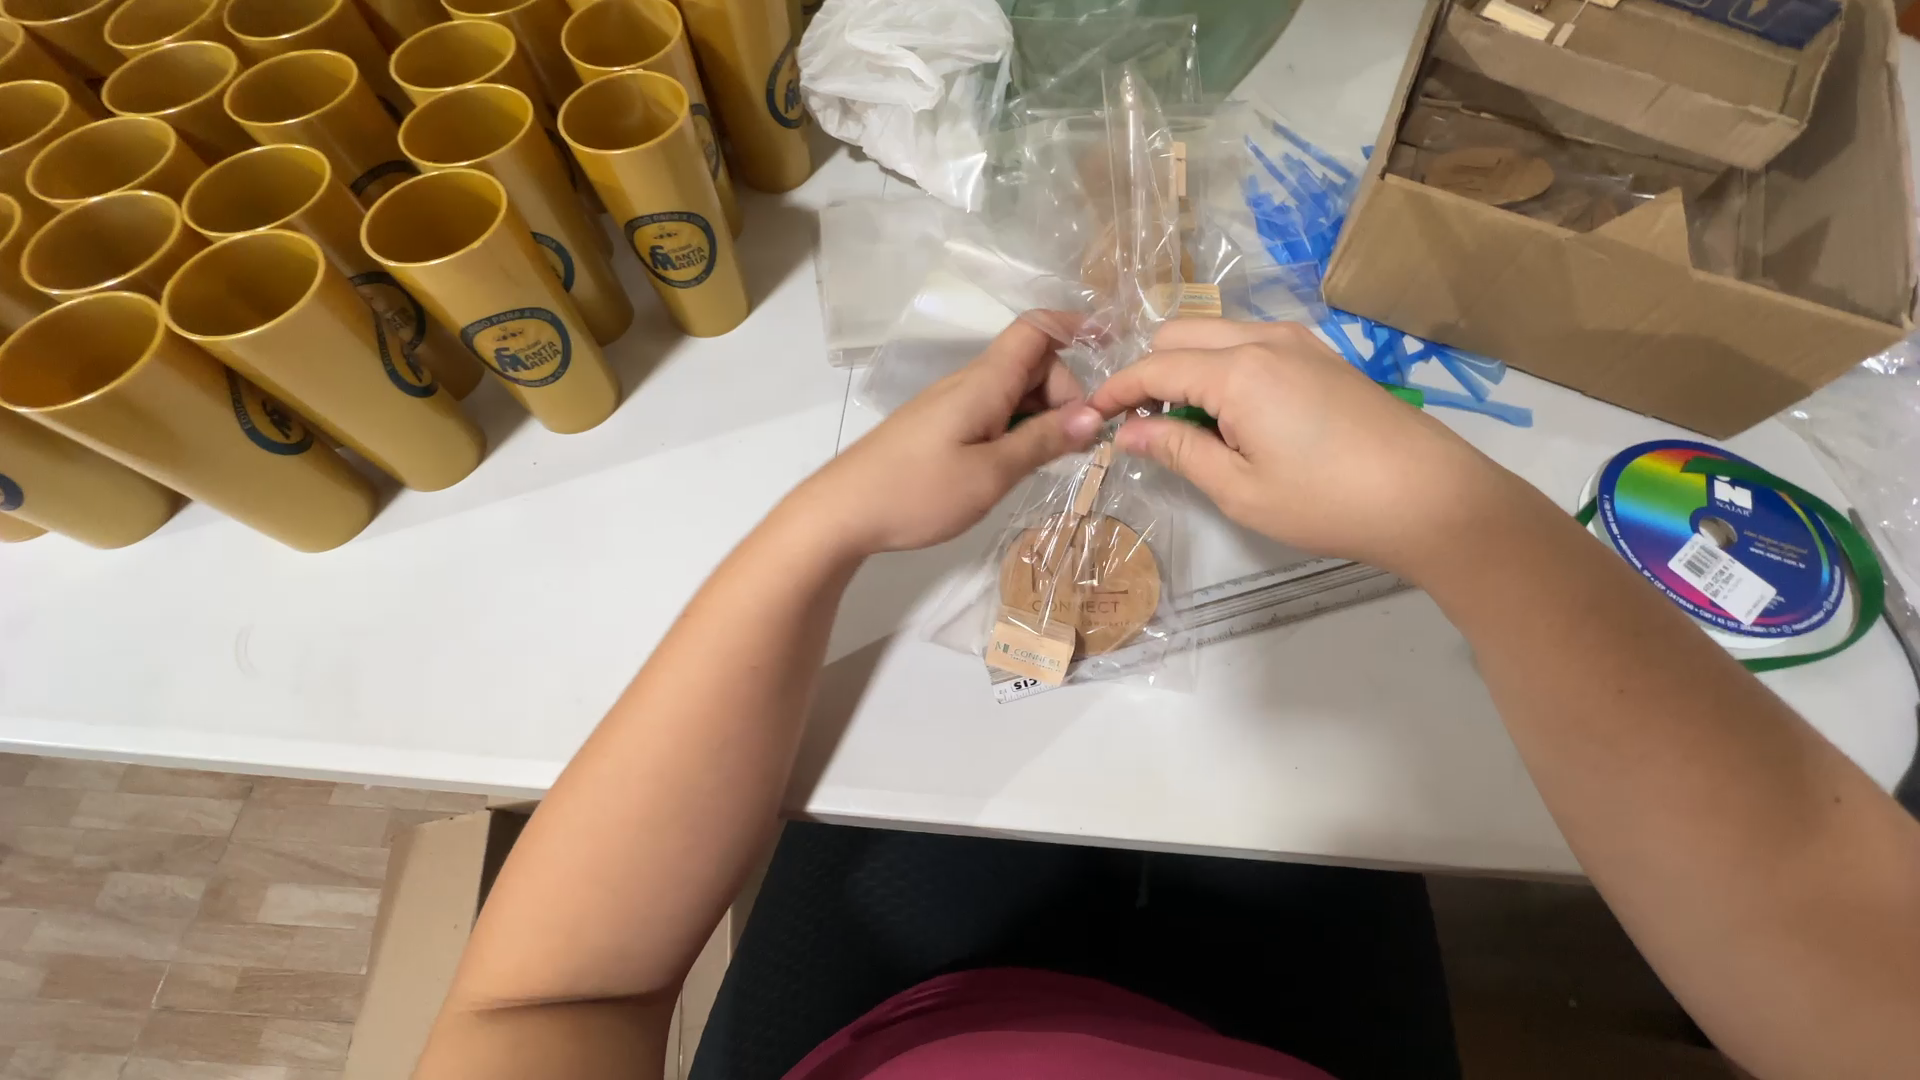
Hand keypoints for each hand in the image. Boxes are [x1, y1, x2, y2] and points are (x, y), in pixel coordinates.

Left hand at [797, 316, 1103, 555]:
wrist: (842, 512)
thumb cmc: (917, 492)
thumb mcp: (990, 473)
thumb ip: (1042, 442)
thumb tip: (1095, 415)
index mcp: (984, 382)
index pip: (1035, 330)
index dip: (1076, 327)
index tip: (1113, 345)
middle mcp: (969, 383)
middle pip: (1031, 366)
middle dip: (1065, 396)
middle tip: (1076, 446)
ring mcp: (951, 405)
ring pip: (1013, 394)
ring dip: (1041, 419)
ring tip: (1048, 462)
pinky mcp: (939, 428)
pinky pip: (991, 415)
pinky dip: (1015, 432)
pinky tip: (1012, 467)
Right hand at [1089, 319, 1522, 577]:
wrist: (1431, 498)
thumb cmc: (1327, 501)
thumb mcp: (1239, 489)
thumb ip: (1179, 450)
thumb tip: (1130, 431)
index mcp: (1238, 371)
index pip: (1154, 367)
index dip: (1116, 391)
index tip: (1090, 417)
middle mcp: (1265, 339)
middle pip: (1179, 333)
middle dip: (1147, 371)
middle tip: (1141, 424)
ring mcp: (1298, 342)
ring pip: (1215, 333)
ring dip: (1185, 366)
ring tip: (1185, 423)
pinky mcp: (1320, 355)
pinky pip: (1249, 343)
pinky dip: (1220, 366)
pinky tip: (1230, 413)